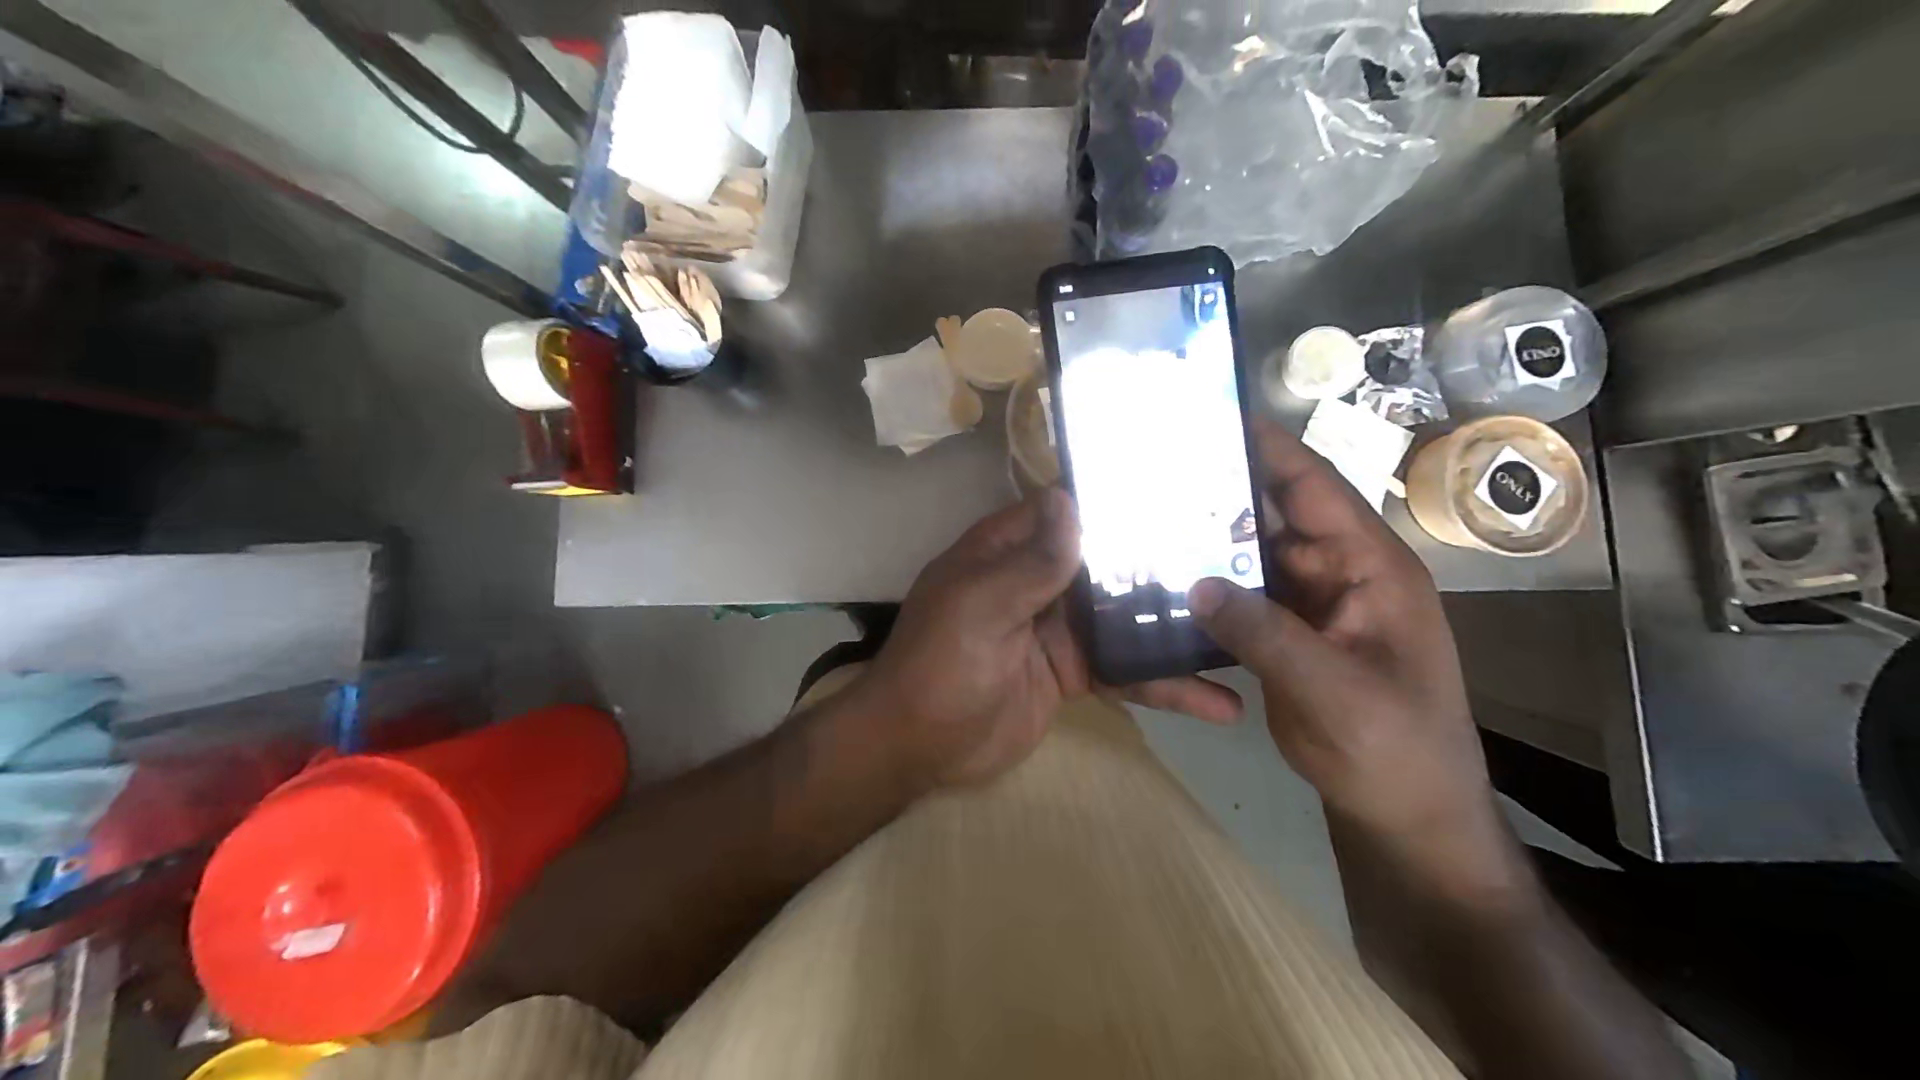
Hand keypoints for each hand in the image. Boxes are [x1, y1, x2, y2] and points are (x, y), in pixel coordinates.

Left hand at [861, 489, 1242, 788]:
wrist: (921, 747)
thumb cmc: (940, 664)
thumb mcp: (980, 606)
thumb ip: (1030, 562)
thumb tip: (1072, 501)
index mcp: (1008, 551)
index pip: (1068, 511)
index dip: (1116, 500)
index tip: (1182, 491)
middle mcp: (1040, 581)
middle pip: (1109, 561)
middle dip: (1166, 559)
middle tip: (1244, 553)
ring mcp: (1062, 629)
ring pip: (1129, 617)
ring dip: (1179, 627)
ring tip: (1250, 630)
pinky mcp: (1077, 673)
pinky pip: (1128, 672)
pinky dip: (1168, 685)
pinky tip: (1219, 703)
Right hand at [1187, 420, 1502, 877]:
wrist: (1407, 815)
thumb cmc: (1395, 750)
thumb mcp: (1337, 694)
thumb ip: (1268, 636)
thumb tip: (1195, 584)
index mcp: (1370, 566)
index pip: (1315, 486)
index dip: (1267, 447)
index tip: (1209, 414)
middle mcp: (1338, 571)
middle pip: (1273, 513)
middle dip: (1219, 489)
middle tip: (1153, 467)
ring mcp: (1310, 602)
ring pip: (1250, 553)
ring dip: (1206, 538)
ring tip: (1144, 515)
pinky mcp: (1286, 632)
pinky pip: (1241, 594)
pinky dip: (1206, 584)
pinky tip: (1162, 579)